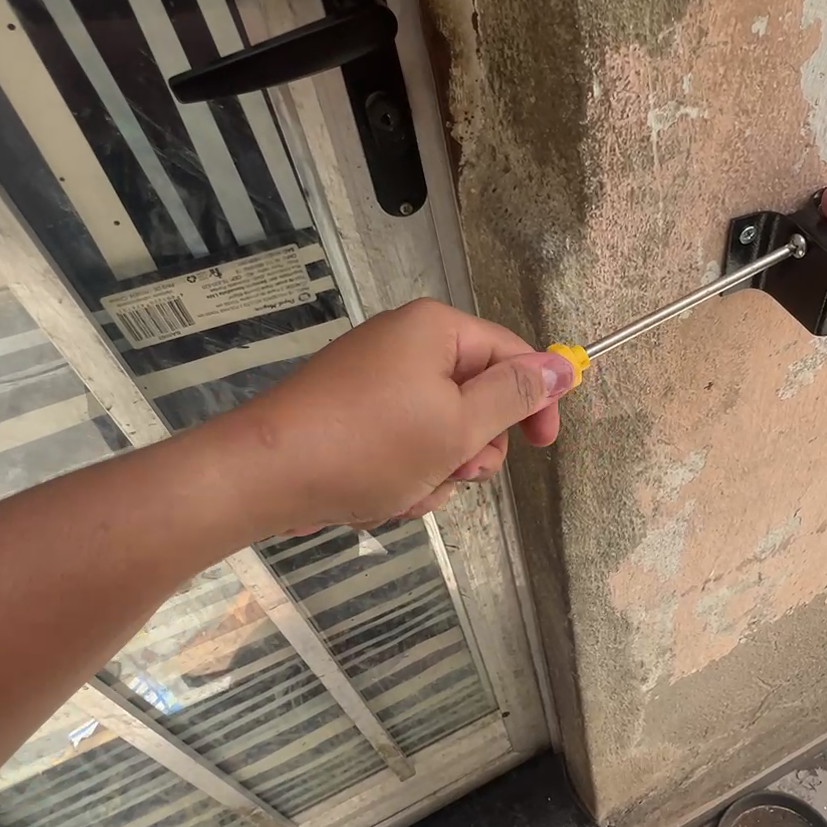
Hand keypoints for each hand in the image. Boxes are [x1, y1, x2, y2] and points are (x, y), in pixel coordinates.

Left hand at [204, 298, 574, 534]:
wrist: (261, 477)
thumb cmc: (369, 446)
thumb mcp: (459, 424)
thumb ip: (517, 394)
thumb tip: (565, 365)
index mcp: (437, 331)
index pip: (512, 355)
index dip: (536, 400)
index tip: (543, 446)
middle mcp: (407, 345)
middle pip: (477, 396)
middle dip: (474, 446)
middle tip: (458, 471)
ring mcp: (377, 380)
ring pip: (443, 429)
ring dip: (439, 469)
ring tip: (408, 490)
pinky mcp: (353, 413)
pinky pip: (406, 442)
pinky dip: (406, 473)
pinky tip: (382, 495)